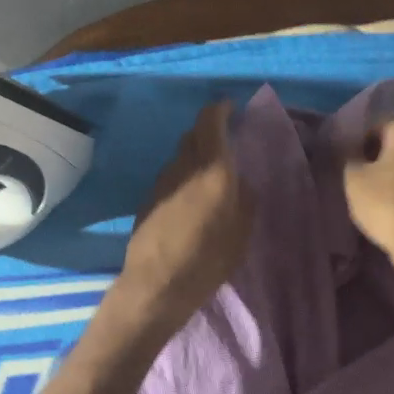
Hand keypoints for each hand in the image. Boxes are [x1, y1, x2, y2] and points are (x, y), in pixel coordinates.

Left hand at [114, 102, 253, 334]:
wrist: (156, 285)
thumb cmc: (207, 259)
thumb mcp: (242, 231)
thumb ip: (245, 199)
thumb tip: (242, 182)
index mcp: (212, 167)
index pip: (210, 120)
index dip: (221, 109)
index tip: (231, 108)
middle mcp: (183, 166)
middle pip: (193, 135)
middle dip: (210, 133)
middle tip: (227, 143)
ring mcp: (161, 182)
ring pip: (180, 157)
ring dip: (195, 158)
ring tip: (211, 177)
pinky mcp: (148, 200)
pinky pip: (171, 178)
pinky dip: (183, 179)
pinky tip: (191, 201)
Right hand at [342, 119, 393, 278]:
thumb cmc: (386, 205)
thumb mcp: (353, 180)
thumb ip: (348, 158)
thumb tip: (352, 150)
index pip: (379, 124)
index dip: (360, 141)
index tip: (349, 164)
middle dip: (378, 158)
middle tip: (360, 181)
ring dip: (393, 176)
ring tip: (376, 198)